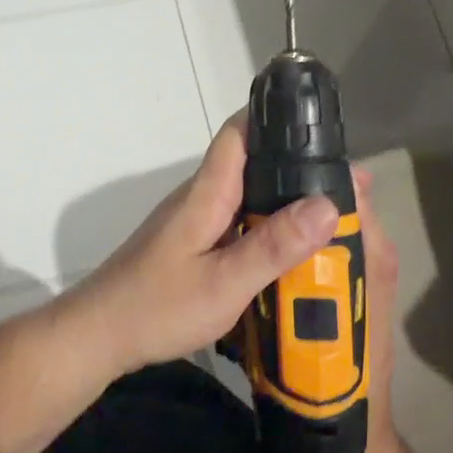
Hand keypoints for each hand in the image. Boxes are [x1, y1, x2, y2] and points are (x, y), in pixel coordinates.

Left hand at [66, 112, 394, 391]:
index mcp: (204, 195)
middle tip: (353, 185)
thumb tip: (327, 203)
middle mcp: (198, 200)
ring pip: (245, 199)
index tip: (319, 117)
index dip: (275, 118)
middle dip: (297, 169)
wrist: (99, 335)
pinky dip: (266, 230)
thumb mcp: (223, 283)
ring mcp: (192, 224)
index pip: (238, 135)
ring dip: (284, 203)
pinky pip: (236, 225)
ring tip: (336, 216)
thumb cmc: (157, 307)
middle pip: (249, 166)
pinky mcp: (190, 248)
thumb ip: (273, 246)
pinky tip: (292, 252)